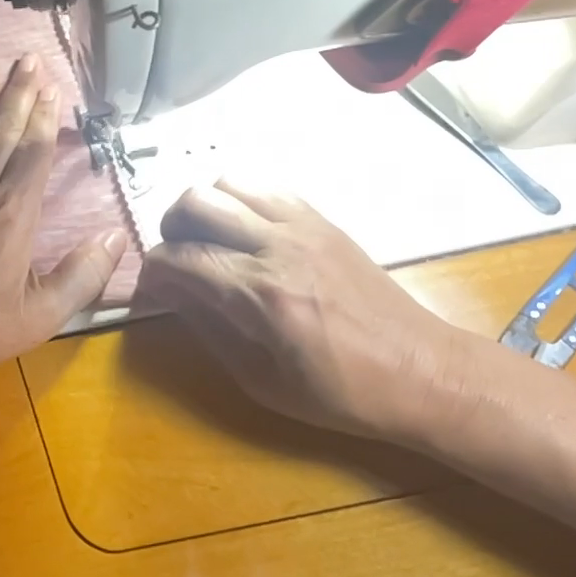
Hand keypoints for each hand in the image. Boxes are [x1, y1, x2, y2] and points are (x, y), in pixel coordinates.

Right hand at [137, 181, 485, 442]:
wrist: (423, 372)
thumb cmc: (342, 393)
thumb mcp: (263, 381)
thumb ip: (208, 328)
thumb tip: (170, 292)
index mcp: (260, 295)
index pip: (180, 256)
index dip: (153, 268)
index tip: (153, 285)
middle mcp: (277, 247)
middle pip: (196, 203)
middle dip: (171, 227)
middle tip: (177, 257)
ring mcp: (302, 226)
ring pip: (228, 183)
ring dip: (205, 207)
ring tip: (209, 239)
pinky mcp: (322, 220)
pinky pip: (265, 188)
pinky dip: (241, 201)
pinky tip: (246, 232)